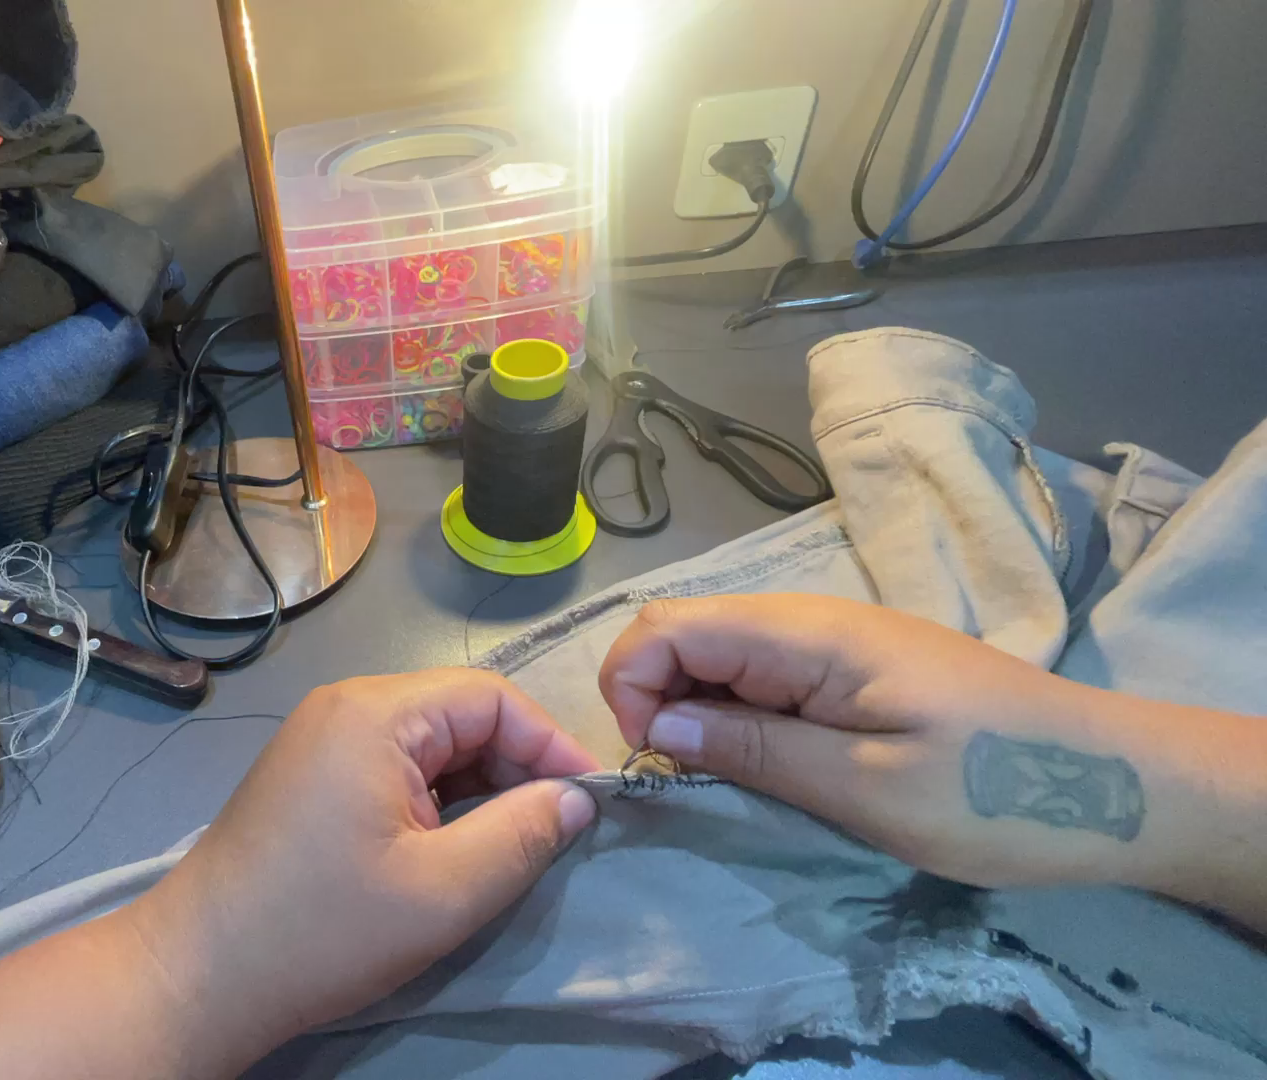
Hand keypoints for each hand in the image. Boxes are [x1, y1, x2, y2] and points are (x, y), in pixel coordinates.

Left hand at [127, 670, 600, 1071]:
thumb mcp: (441, 892)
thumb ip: (521, 834)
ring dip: (477, 783)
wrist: (203, 968)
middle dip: (514, 765)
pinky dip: (436, 795)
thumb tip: (576, 797)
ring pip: (427, 740)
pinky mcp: (312, 768)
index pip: (487, 697)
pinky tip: (451, 840)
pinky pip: (393, 762)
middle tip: (553, 830)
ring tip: (509, 841)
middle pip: (456, 713)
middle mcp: (345, 704)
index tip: (590, 801)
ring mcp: (322, 734)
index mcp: (374, 711)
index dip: (547, 742)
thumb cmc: (323, 928)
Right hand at [598, 595, 1170, 891]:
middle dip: (646, 691)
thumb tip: (655, 728)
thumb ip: (752, 749)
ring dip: (679, 702)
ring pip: (700, 648)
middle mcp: (795, 618)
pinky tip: (744, 749)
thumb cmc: (1001, 792)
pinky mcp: (828, 662)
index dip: (630, 683)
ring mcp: (812, 637)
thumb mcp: (870, 788)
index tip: (652, 754)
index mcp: (800, 633)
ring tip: (712, 766)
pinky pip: (739, 669)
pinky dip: (715, 707)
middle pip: (673, 628)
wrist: (1128, 786)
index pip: (664, 626)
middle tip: (676, 766)